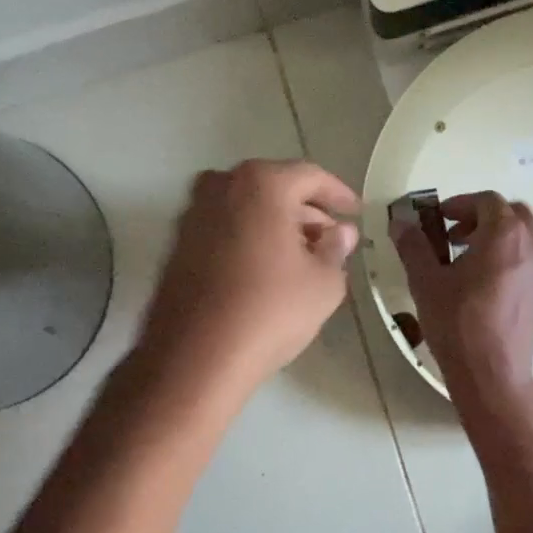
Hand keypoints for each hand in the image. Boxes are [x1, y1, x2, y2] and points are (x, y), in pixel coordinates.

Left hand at [143, 160, 359, 387]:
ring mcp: (192, 214)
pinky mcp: (176, 245)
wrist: (194, 357)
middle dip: (305, 211)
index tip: (355, 213)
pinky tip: (266, 271)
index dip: (338, 194)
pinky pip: (224, 229)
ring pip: (246, 208)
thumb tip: (340, 233)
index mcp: (261, 183)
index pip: (310, 176)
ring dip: (276, 226)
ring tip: (302, 258)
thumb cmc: (269, 311)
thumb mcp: (324, 283)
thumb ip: (335, 250)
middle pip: (274, 188)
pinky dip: (249, 239)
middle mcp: (221, 186)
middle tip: (331, 239)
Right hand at [392, 191, 532, 398]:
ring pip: (521, 234)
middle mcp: (530, 244)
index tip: (437, 219)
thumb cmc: (458, 324)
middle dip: (480, 216)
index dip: (459, 204)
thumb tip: (400, 223)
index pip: (486, 201)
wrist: (492, 373)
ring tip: (463, 256)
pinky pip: (525, 256)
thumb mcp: (426, 282)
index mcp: (505, 234)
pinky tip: (479, 279)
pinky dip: (505, 253)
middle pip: (509, 213)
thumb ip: (414, 246)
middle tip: (452, 233)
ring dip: (494, 234)